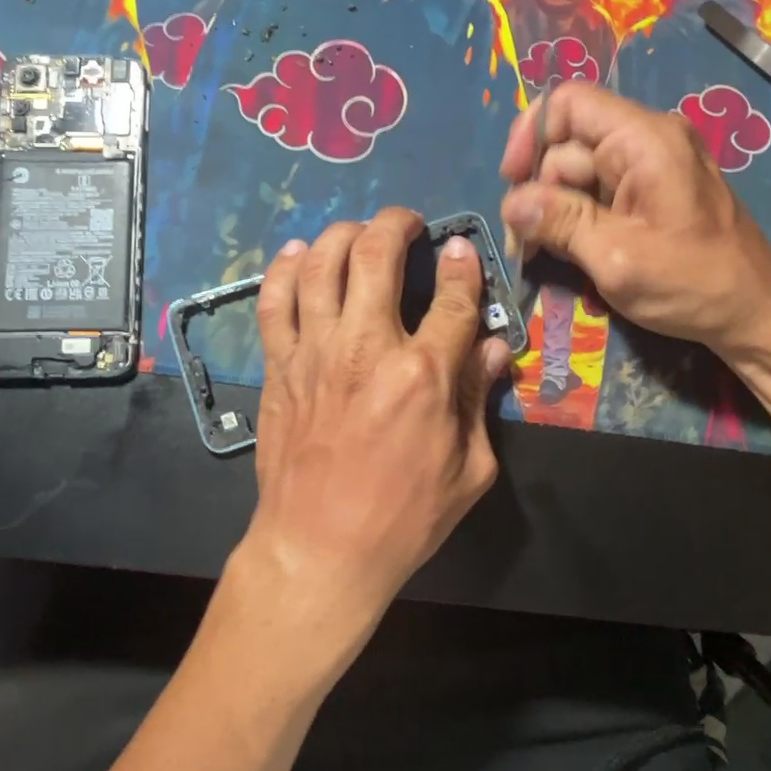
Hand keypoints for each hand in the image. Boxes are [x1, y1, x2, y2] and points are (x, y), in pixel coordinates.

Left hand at [237, 207, 512, 634]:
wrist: (320, 548)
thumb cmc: (404, 518)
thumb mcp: (469, 469)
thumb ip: (479, 399)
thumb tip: (496, 349)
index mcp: (424, 375)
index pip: (453, 298)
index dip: (463, 265)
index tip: (462, 249)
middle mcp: (367, 348)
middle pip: (376, 255)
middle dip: (396, 224)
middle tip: (407, 223)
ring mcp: (315, 353)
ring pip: (320, 264)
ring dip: (341, 234)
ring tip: (358, 232)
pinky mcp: (280, 366)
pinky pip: (273, 301)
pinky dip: (284, 267)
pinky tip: (298, 252)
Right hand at [499, 82, 770, 359]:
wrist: (754, 312)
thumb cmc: (692, 283)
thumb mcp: (616, 257)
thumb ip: (560, 223)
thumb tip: (509, 204)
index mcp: (644, 140)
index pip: (569, 104)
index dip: (530, 135)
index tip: (512, 183)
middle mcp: (645, 140)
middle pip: (567, 145)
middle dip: (538, 190)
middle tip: (524, 243)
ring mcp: (648, 167)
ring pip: (575, 174)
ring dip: (552, 212)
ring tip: (541, 254)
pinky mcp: (647, 193)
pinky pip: (595, 193)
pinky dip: (574, 219)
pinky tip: (565, 251)